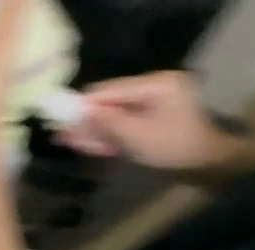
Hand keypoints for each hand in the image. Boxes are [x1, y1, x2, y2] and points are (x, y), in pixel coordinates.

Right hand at [61, 71, 242, 168]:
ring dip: (93, 128)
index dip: (80, 105)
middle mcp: (154, 85)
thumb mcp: (134, 136)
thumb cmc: (170, 146)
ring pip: (110, 110)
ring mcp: (153, 97)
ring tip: (76, 143)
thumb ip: (105, 122)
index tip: (55, 122)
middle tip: (63, 138)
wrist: (199, 159)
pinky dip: (106, 131)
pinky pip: (120, 117)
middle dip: (86, 119)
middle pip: (107, 99)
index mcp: (157, 85)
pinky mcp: (151, 108)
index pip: (108, 90)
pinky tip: (95, 144)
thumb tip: (77, 113)